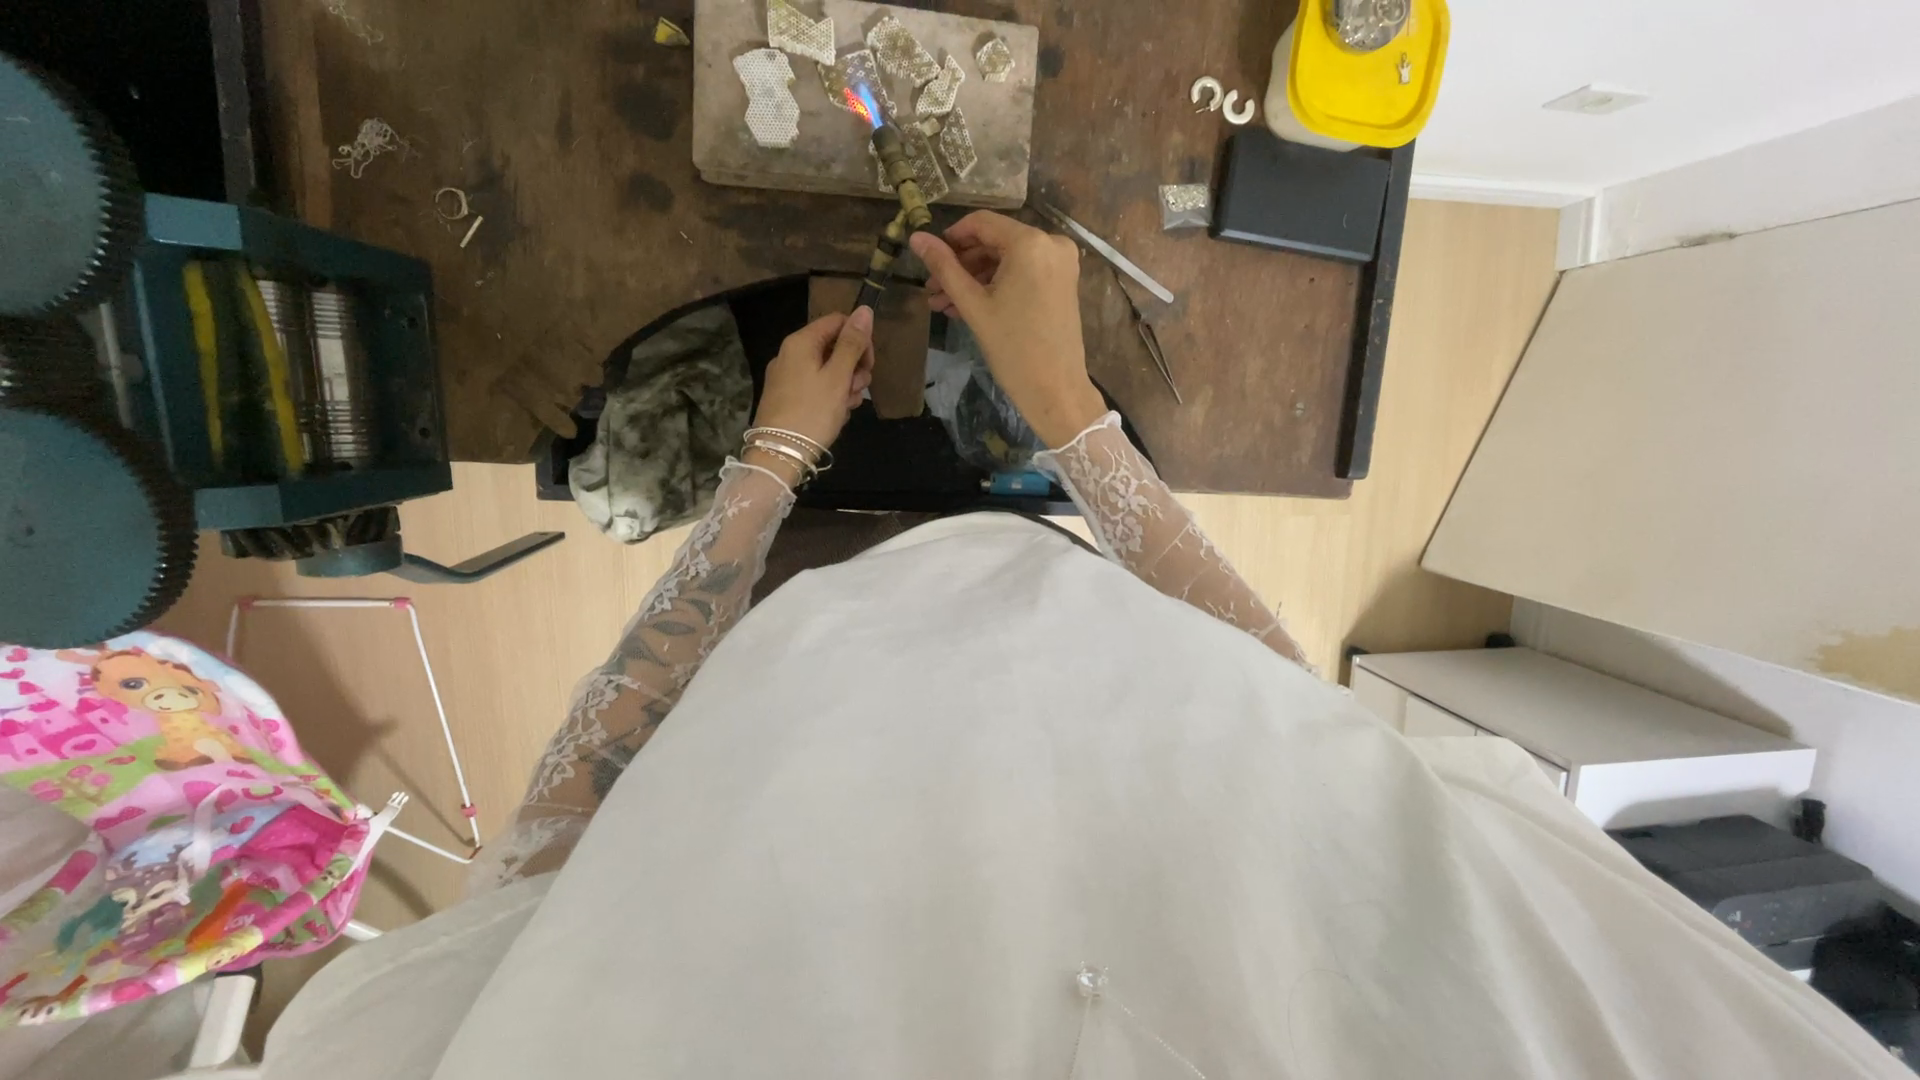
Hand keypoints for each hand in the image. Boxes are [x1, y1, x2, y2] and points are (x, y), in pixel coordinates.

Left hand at [753, 307, 874, 456]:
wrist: (780, 453)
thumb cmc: (812, 412)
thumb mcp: (838, 376)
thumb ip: (852, 343)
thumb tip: (864, 310)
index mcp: (801, 342)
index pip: (838, 322)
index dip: (859, 340)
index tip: (869, 365)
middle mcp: (790, 354)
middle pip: (833, 347)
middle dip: (853, 367)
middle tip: (858, 389)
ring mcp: (787, 377)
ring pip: (828, 370)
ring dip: (845, 385)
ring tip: (847, 406)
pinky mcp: (788, 397)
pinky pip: (817, 387)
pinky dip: (831, 397)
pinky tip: (836, 414)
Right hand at [910, 211, 1106, 446]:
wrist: (1056, 388)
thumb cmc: (1012, 347)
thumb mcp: (973, 305)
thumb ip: (944, 267)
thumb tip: (916, 237)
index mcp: (1030, 242)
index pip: (981, 223)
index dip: (951, 238)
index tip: (929, 258)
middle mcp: (1051, 243)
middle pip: (994, 242)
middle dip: (961, 265)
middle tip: (932, 290)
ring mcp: (1061, 263)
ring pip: (1007, 260)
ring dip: (975, 279)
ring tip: (944, 305)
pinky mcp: (1063, 282)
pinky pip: (1023, 273)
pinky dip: (997, 286)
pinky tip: (969, 307)